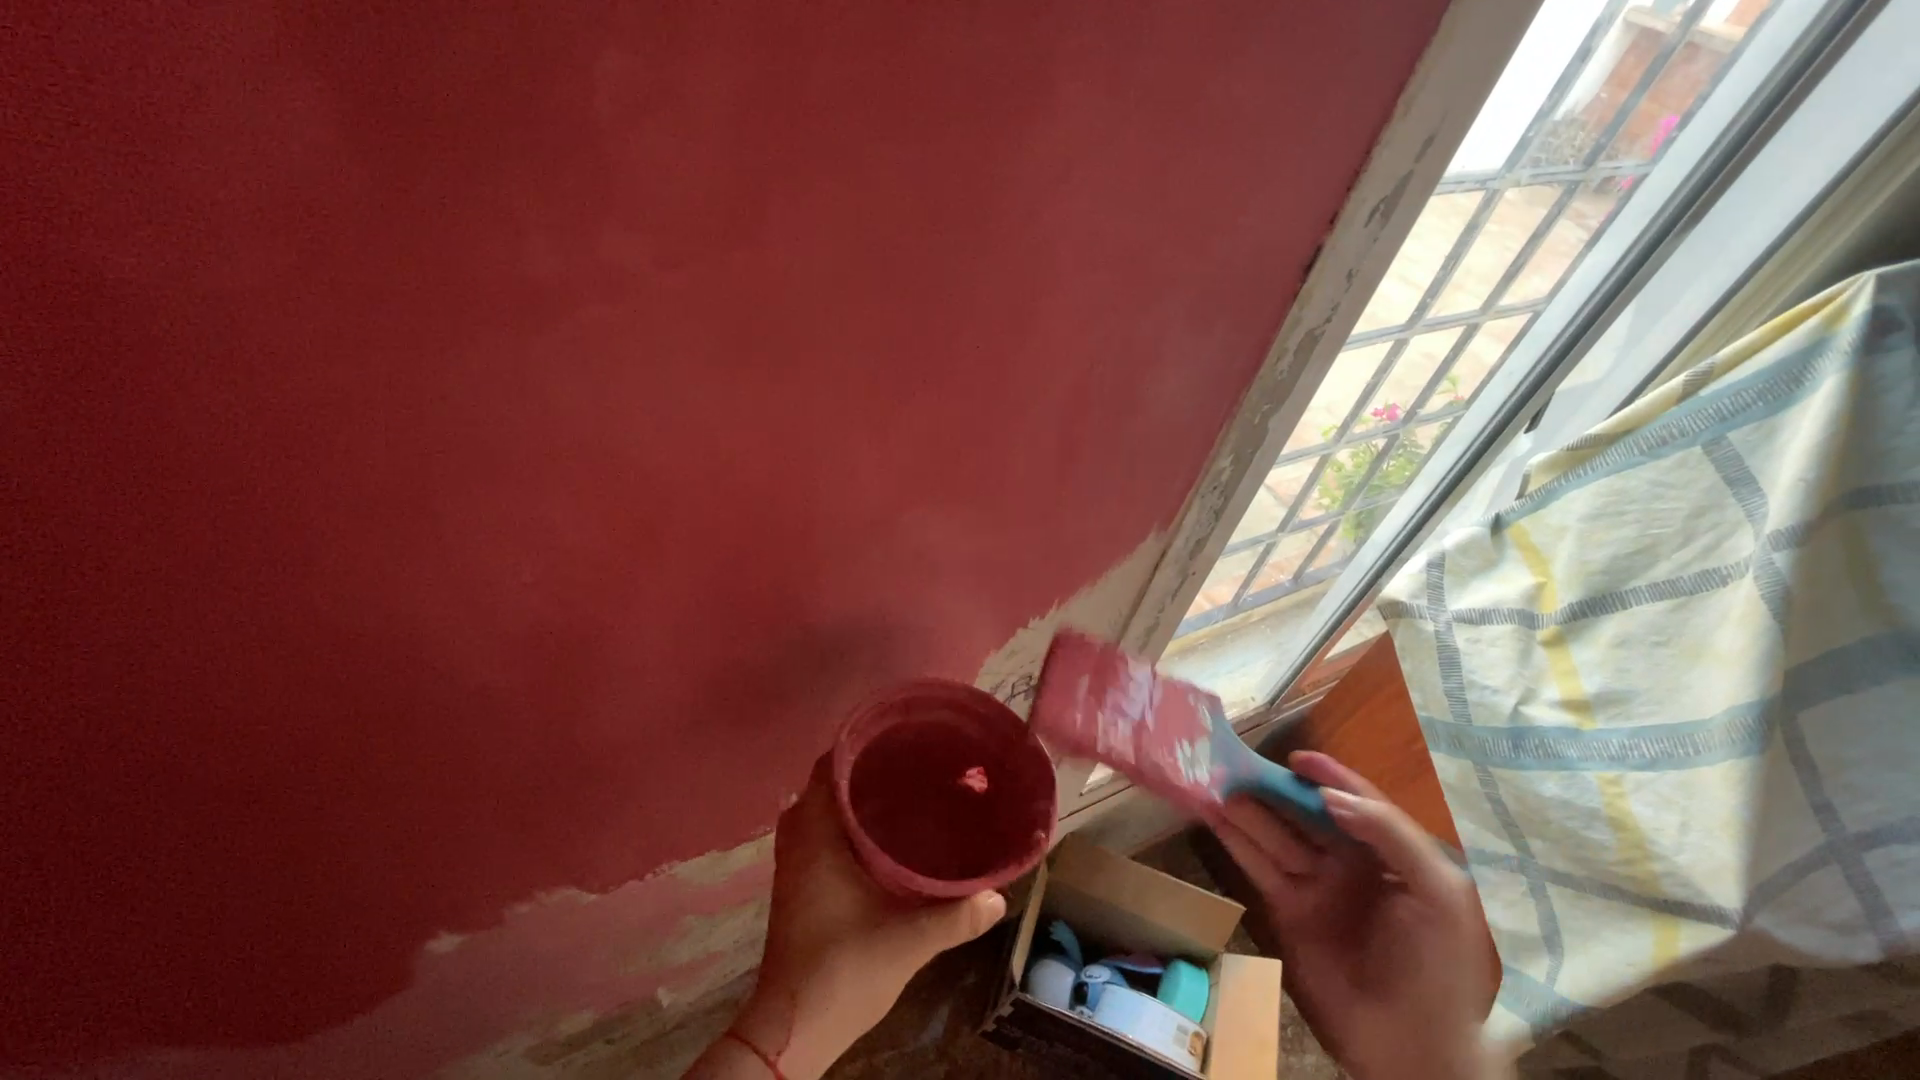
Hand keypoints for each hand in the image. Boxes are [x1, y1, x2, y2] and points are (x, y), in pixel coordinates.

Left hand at [703, 755, 1006, 1078]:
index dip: (860, 743)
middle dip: (865, 767)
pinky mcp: (799, 885)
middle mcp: (798, 841)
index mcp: (816, 838)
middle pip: (827, 783)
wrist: (794, 1028)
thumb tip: (999, 896)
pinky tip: (883, 836)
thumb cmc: (842, 971)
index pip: (829, 766)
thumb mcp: (907, 942)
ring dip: (854, 796)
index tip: (900, 735)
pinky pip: (820, 832)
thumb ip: (955, 917)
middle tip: (912, 762)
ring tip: (903, 790)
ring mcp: (794, 865)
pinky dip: (846, 823)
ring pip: (821, 809)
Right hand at [1213, 752, 1491, 1079]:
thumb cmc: (1438, 967)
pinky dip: (1235, 841)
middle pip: (1308, 814)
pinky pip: (1259, 866)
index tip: (1297, 758)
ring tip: (1215, 782)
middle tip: (1238, 763)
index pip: (1360, 803)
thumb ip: (1392, 836)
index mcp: (1394, 855)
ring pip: (1277, 835)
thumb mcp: (1439, 894)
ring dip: (1248, 809)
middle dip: (1277, 788)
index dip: (1331, 777)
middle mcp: (1353, 863)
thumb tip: (1332, 800)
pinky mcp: (1288, 910)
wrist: (1411, 1045)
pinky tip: (1213, 817)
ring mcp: (1318, 886)